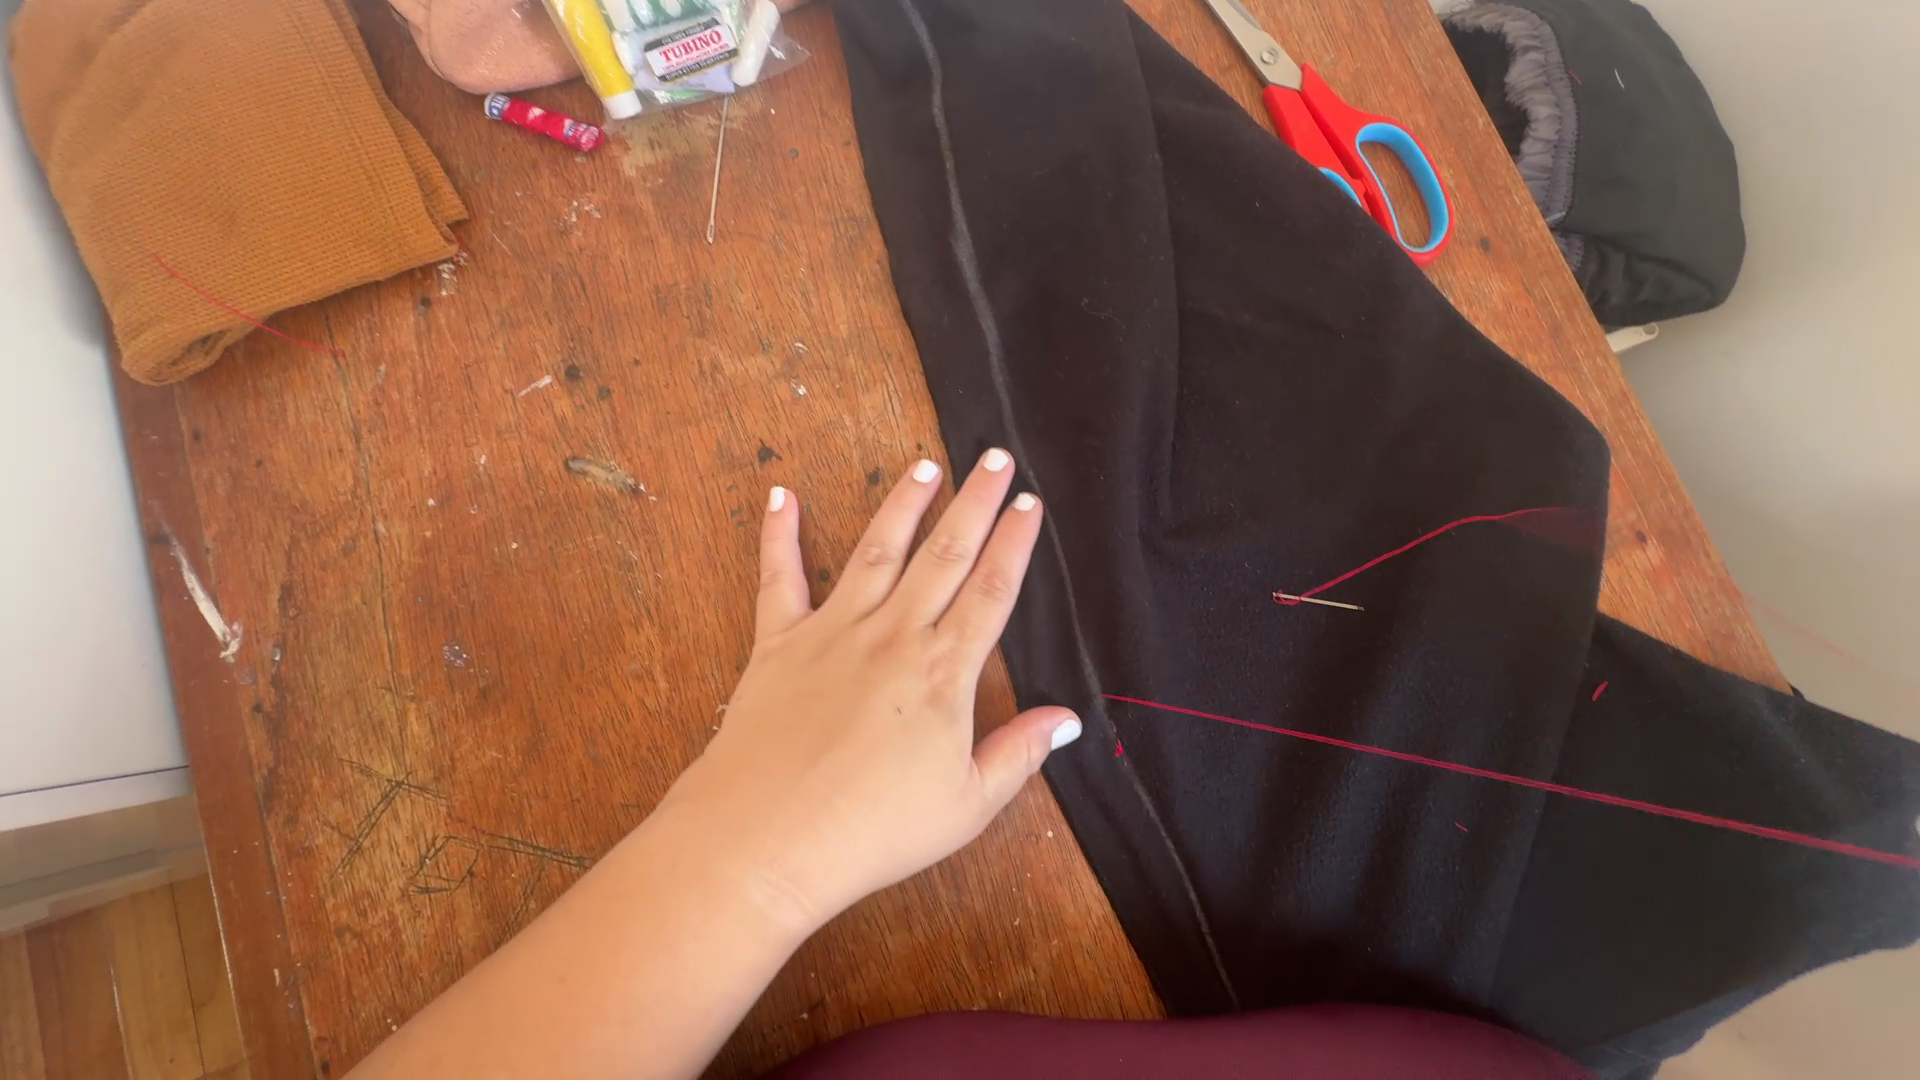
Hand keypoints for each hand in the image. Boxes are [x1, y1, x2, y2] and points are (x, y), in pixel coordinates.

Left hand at [656, 449, 1082, 930]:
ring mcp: (833, 631)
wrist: (765, 840)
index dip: (1014, 543)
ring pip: (877, 551)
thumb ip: (1019, 754)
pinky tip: (782, 495)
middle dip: (975, 502)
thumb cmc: (872, 831)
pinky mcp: (779, 641)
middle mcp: (893, 636)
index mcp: (942, 672)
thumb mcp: (966, 805)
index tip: (1028, 504)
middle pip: (945, 554)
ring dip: (904, 504)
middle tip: (994, 458)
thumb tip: (1068, 720)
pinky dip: (778, 534)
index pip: (991, 591)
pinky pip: (778, 577)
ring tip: (925, 467)